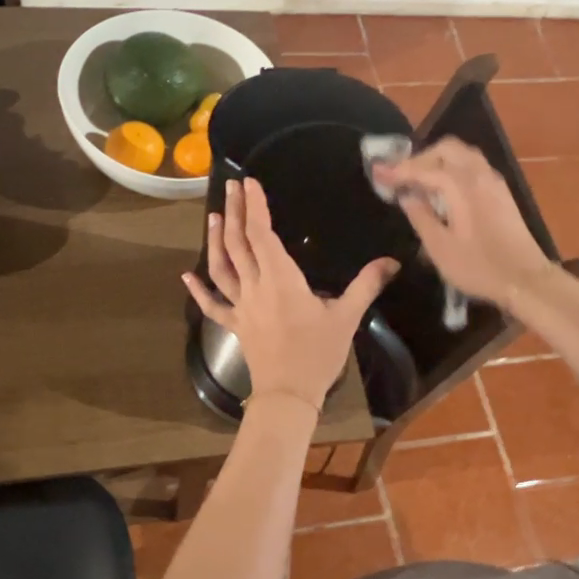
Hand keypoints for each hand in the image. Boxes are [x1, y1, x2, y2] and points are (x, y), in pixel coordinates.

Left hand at [183, 179, 397, 410]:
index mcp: (281, 279)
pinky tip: (187, 276)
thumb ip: (366, 285)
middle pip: (238, 244)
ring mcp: (241, 307)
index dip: (255, 207)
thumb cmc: (317, 355)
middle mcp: (255, 287)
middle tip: (232, 187)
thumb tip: (392, 261)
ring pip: (221, 268)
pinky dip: (198, 290)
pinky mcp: (236, 326)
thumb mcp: (347, 318)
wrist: (288, 395)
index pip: (262, 234)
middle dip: (235, 212)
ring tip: (214, 216)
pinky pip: (213, 306)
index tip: (250, 183)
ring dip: (216, 241)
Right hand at [372, 137, 552, 307]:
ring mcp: (494, 181)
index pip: (424, 169)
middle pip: (446, 149)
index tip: (376, 171)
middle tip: (399, 175)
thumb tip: (407, 196)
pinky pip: (473, 166)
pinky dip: (454, 167)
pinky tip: (444, 187)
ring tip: (419, 178)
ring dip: (438, 160)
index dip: (398, 170)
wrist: (525, 279)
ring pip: (462, 154)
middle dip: (419, 158)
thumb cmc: (478, 267)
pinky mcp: (501, 192)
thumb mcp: (440, 247)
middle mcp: (479, 175)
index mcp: (461, 186)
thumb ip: (421, 216)